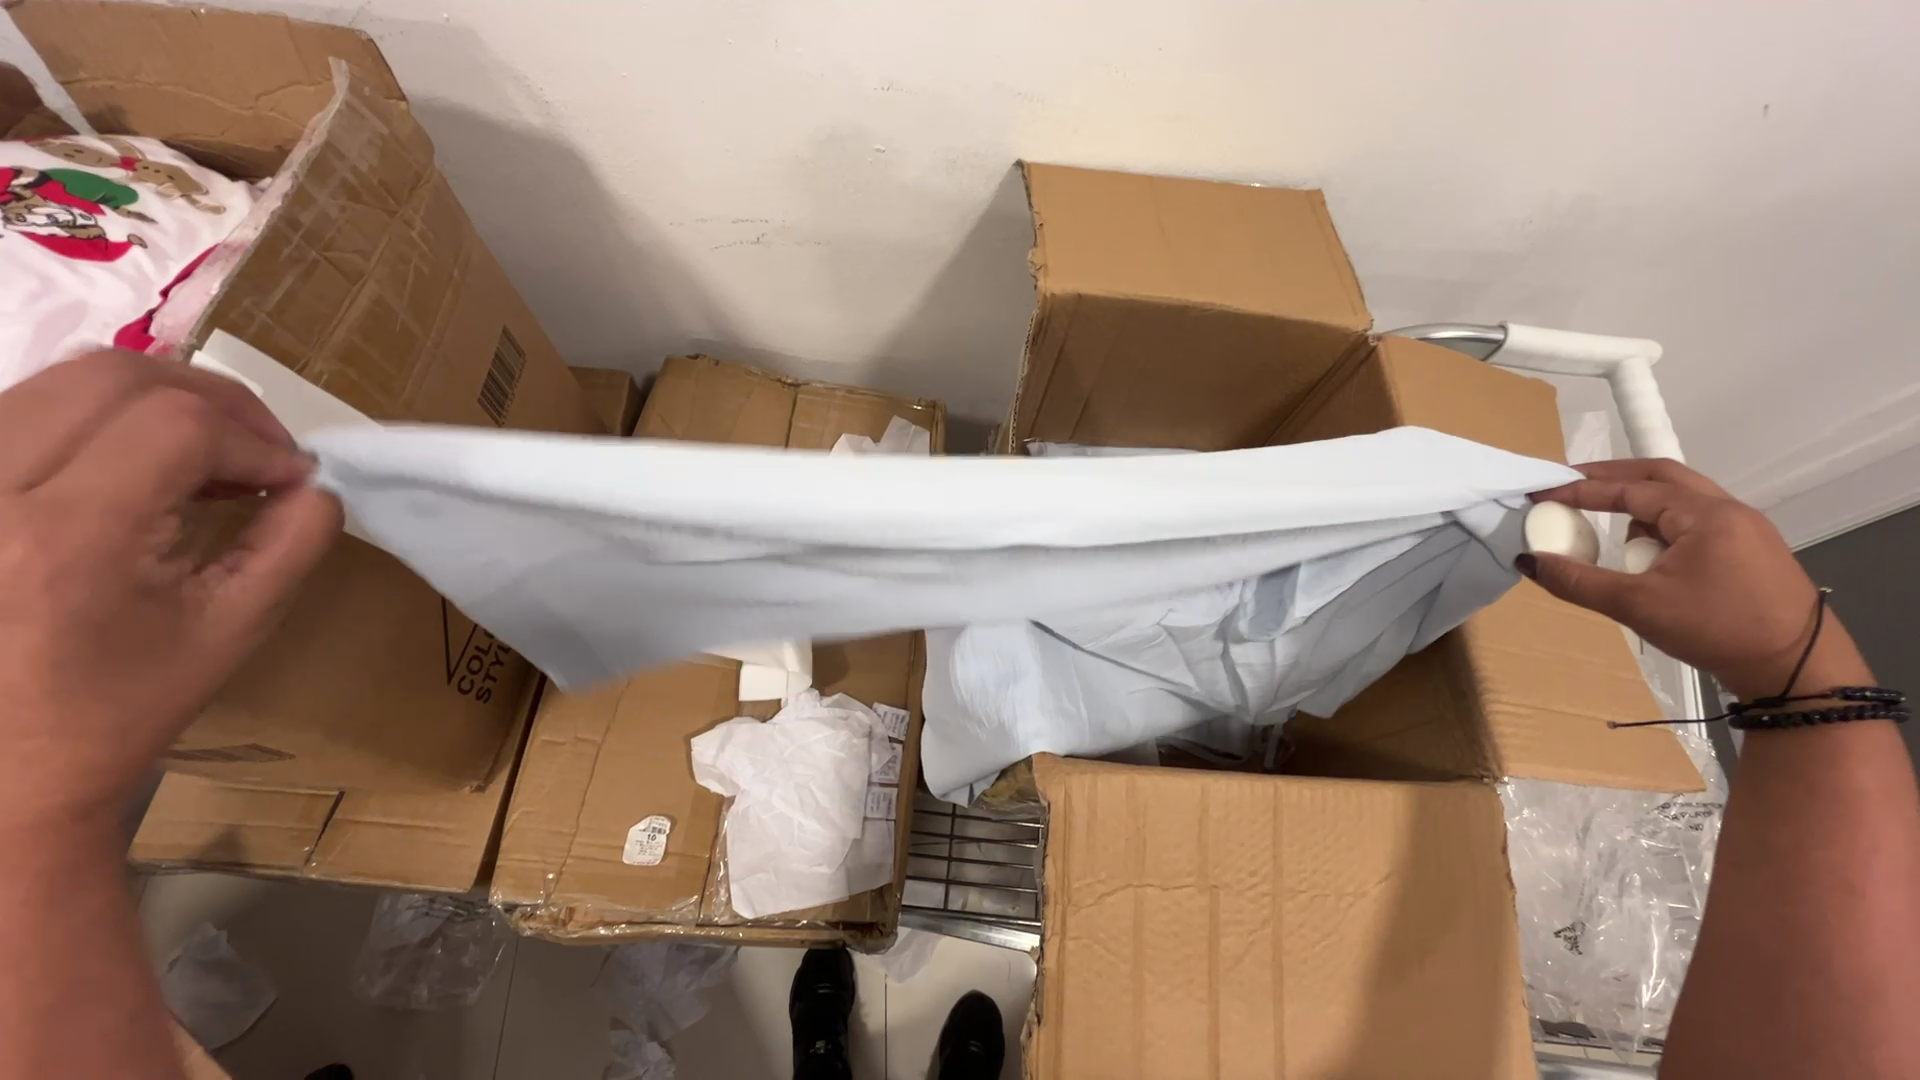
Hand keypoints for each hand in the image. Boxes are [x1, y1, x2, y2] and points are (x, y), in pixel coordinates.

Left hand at [0, 351, 341, 825]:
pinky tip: (146, 467)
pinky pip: (30, 407)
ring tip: (211, 459)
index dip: (256, 440)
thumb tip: (315, 482)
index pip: (179, 424)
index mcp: (65, 537)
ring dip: (164, 404)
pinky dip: (110, 419)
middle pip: (115, 375)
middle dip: (217, 402)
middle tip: (264, 450)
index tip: (293, 479)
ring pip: (67, 378)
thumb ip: (293, 541)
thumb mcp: (235, 625)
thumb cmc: (123, 704)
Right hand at [1522, 458, 1835, 700]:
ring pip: (1678, 497)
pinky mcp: (1746, 550)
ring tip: (1598, 518)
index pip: (1631, 489)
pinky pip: (1691, 519)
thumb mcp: (1635, 605)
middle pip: (1661, 476)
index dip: (1580, 489)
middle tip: (1566, 484)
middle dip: (1609, 477)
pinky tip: (1639, 548)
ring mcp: (1742, 530)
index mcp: (1705, 515)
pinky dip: (1656, 521)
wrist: (1797, 668)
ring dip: (1635, 500)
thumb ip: (1576, 580)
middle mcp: (1727, 511)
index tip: (1541, 495)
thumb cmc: (1716, 629)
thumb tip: (1527, 560)